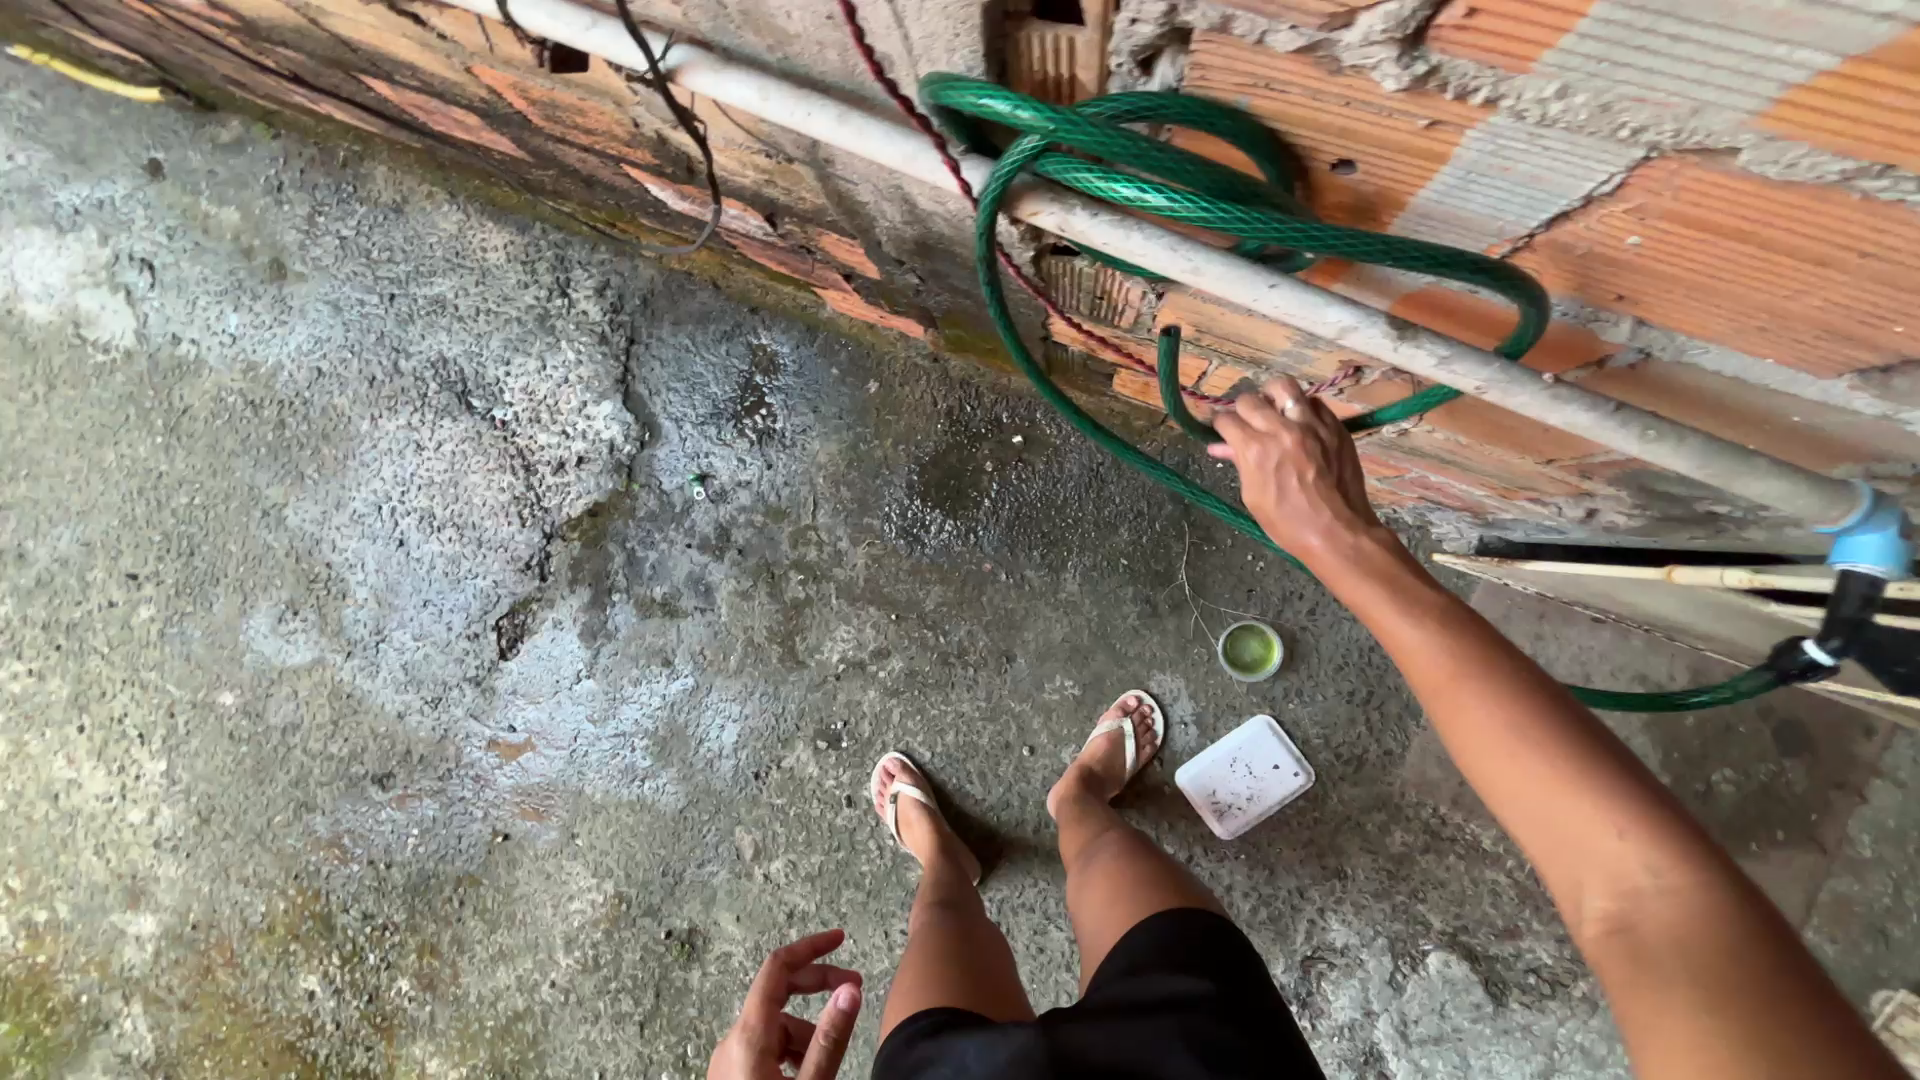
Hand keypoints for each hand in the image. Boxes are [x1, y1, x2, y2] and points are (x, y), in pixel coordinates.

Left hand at [708, 929, 863, 1079]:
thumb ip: (829, 1039)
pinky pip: (764, 1048)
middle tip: (855, 990)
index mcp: (748, 1034)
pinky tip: (806, 1071)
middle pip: (778, 992)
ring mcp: (727, 1059)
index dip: (811, 946)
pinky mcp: (729, 1076)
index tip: (841, 938)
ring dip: (806, 1031)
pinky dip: (790, 1049)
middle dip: (817, 986)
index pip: (778, 966)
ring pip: (774, 1026)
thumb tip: (851, 990)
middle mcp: (732, 1038)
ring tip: (831, 1057)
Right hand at [1207, 376, 1387, 564]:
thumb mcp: (1252, 494)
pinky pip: (1314, 403)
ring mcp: (1312, 425)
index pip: (1226, 420)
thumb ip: (1239, 463)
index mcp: (1255, 449)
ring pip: (1284, 387)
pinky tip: (1300, 422)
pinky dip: (1302, 408)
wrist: (1336, 531)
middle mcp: (1281, 429)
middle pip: (1250, 399)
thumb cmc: (1286, 522)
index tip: (1222, 430)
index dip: (1220, 425)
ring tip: (1272, 407)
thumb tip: (1220, 447)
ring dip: (1272, 395)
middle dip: (1241, 409)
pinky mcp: (1334, 427)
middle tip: (1245, 421)